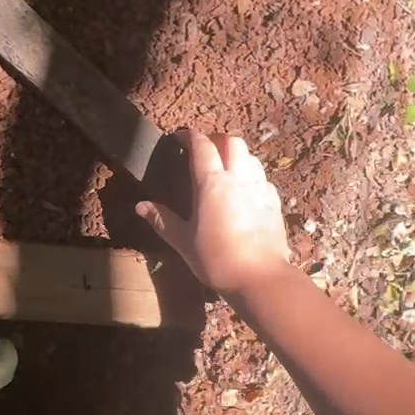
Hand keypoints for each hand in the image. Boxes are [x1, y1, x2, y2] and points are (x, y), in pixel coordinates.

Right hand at [136, 128, 291, 296]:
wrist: (260, 278)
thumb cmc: (216, 259)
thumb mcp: (183, 241)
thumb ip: (162, 220)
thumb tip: (140, 206)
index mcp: (212, 183)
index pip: (202, 145)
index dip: (190, 136)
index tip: (179, 137)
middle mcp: (238, 178)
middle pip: (232, 141)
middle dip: (217, 139)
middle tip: (204, 150)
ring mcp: (260, 188)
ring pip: (250, 156)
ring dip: (236, 154)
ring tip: (224, 168)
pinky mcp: (274, 202)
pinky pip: (262, 177)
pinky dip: (250, 174)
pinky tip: (243, 191)